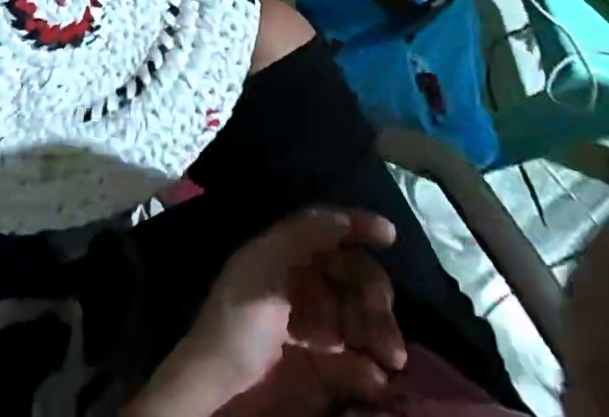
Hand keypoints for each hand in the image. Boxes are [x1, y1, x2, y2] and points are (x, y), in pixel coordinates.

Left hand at [127, 208, 407, 415]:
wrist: (218, 390)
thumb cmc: (236, 323)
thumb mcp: (262, 270)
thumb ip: (300, 237)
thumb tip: (340, 218)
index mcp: (287, 254)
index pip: (327, 229)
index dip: (357, 224)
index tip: (389, 235)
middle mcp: (304, 283)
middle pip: (353, 274)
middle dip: (374, 293)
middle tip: (382, 322)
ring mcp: (315, 325)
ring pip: (362, 315)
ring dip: (381, 331)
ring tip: (390, 356)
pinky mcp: (322, 366)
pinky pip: (358, 360)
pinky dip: (371, 367)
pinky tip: (374, 379)